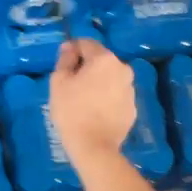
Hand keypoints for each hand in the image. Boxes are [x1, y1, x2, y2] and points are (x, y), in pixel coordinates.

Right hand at [48, 37, 135, 170]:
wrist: (94, 147)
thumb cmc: (72, 112)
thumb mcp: (59, 83)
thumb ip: (64, 60)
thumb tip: (69, 47)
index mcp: (104, 59)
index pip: (86, 44)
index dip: (72, 50)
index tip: (63, 63)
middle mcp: (123, 69)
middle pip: (101, 61)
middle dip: (87, 68)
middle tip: (72, 85)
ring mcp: (130, 89)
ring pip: (111, 79)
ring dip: (99, 83)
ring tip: (84, 100)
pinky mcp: (133, 108)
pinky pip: (117, 96)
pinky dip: (107, 99)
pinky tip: (96, 112)